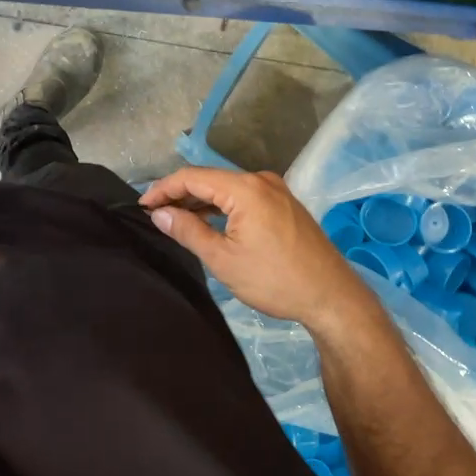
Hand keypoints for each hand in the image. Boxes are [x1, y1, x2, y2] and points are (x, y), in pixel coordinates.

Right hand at [141, 168, 376, 330]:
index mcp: (245, 188)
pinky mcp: (284, 204)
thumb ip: (187, 231)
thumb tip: (159, 213)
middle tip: (154, 213)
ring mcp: (276, 190)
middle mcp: (261, 180)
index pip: (192, 177)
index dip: (163, 189)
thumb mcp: (223, 259)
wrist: (333, 298)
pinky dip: (222, 206)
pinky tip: (208, 221)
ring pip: (227, 188)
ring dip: (200, 200)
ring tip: (175, 218)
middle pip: (209, 179)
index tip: (142, 205)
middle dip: (179, 193)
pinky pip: (243, 197)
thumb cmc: (274, 280)